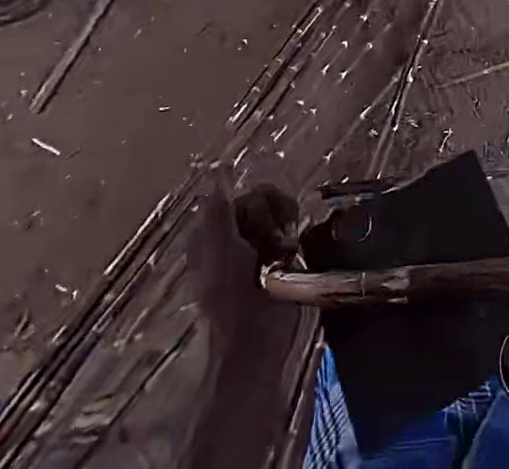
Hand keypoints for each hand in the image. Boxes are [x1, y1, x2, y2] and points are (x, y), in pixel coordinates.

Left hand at [190, 179, 299, 337]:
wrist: (254, 341)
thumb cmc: (229, 294)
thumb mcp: (218, 245)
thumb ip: (219, 206)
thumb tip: (218, 167)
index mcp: (214, 230)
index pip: (241, 193)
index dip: (254, 201)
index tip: (258, 217)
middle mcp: (237, 234)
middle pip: (263, 198)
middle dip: (270, 214)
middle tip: (269, 239)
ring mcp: (261, 247)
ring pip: (281, 211)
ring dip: (284, 226)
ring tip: (282, 250)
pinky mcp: (284, 260)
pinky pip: (294, 230)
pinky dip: (294, 237)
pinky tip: (292, 252)